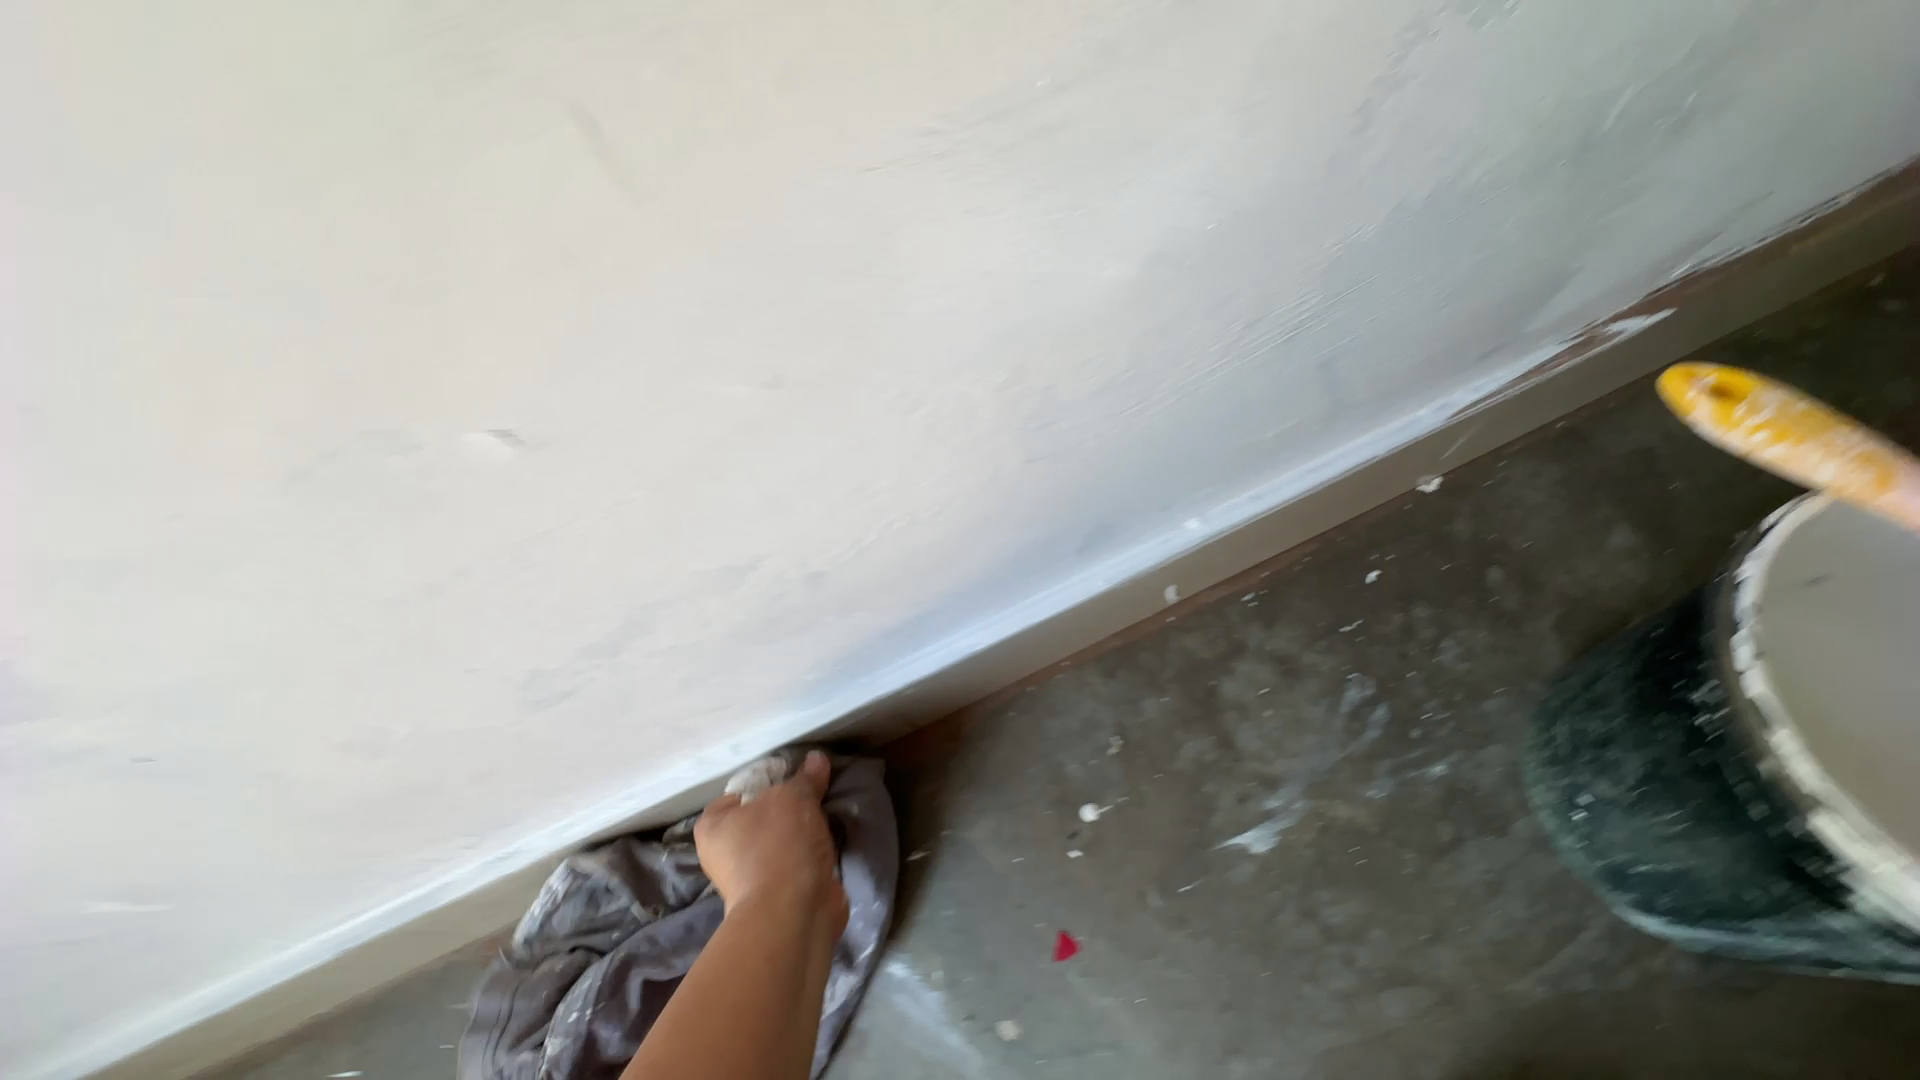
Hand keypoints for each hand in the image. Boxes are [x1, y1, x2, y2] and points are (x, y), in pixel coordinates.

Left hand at [694, 751, 847, 937]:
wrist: (792, 913)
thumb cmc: (779, 845)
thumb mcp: (794, 798)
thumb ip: (805, 778)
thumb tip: (817, 759)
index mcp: (713, 826)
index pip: (739, 791)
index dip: (769, 780)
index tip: (795, 778)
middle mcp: (724, 853)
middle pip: (762, 816)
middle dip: (789, 808)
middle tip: (815, 795)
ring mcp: (750, 878)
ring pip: (781, 841)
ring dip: (802, 833)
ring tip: (826, 817)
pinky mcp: (777, 896)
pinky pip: (795, 863)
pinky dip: (810, 855)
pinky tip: (828, 843)